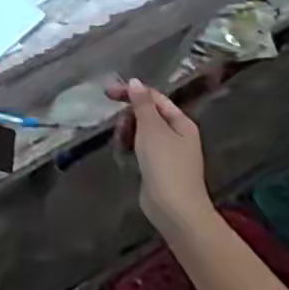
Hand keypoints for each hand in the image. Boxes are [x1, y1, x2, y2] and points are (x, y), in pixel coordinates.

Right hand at [105, 78, 213, 234]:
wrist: (174, 208)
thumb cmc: (165, 163)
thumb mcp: (151, 128)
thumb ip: (141, 103)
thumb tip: (135, 82)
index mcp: (181, 122)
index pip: (154, 97)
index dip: (131, 92)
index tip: (107, 93)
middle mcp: (177, 135)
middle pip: (147, 114)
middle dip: (129, 116)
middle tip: (118, 126)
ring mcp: (168, 152)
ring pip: (142, 131)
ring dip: (128, 132)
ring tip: (121, 142)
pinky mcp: (158, 167)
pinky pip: (140, 147)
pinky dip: (130, 146)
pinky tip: (123, 153)